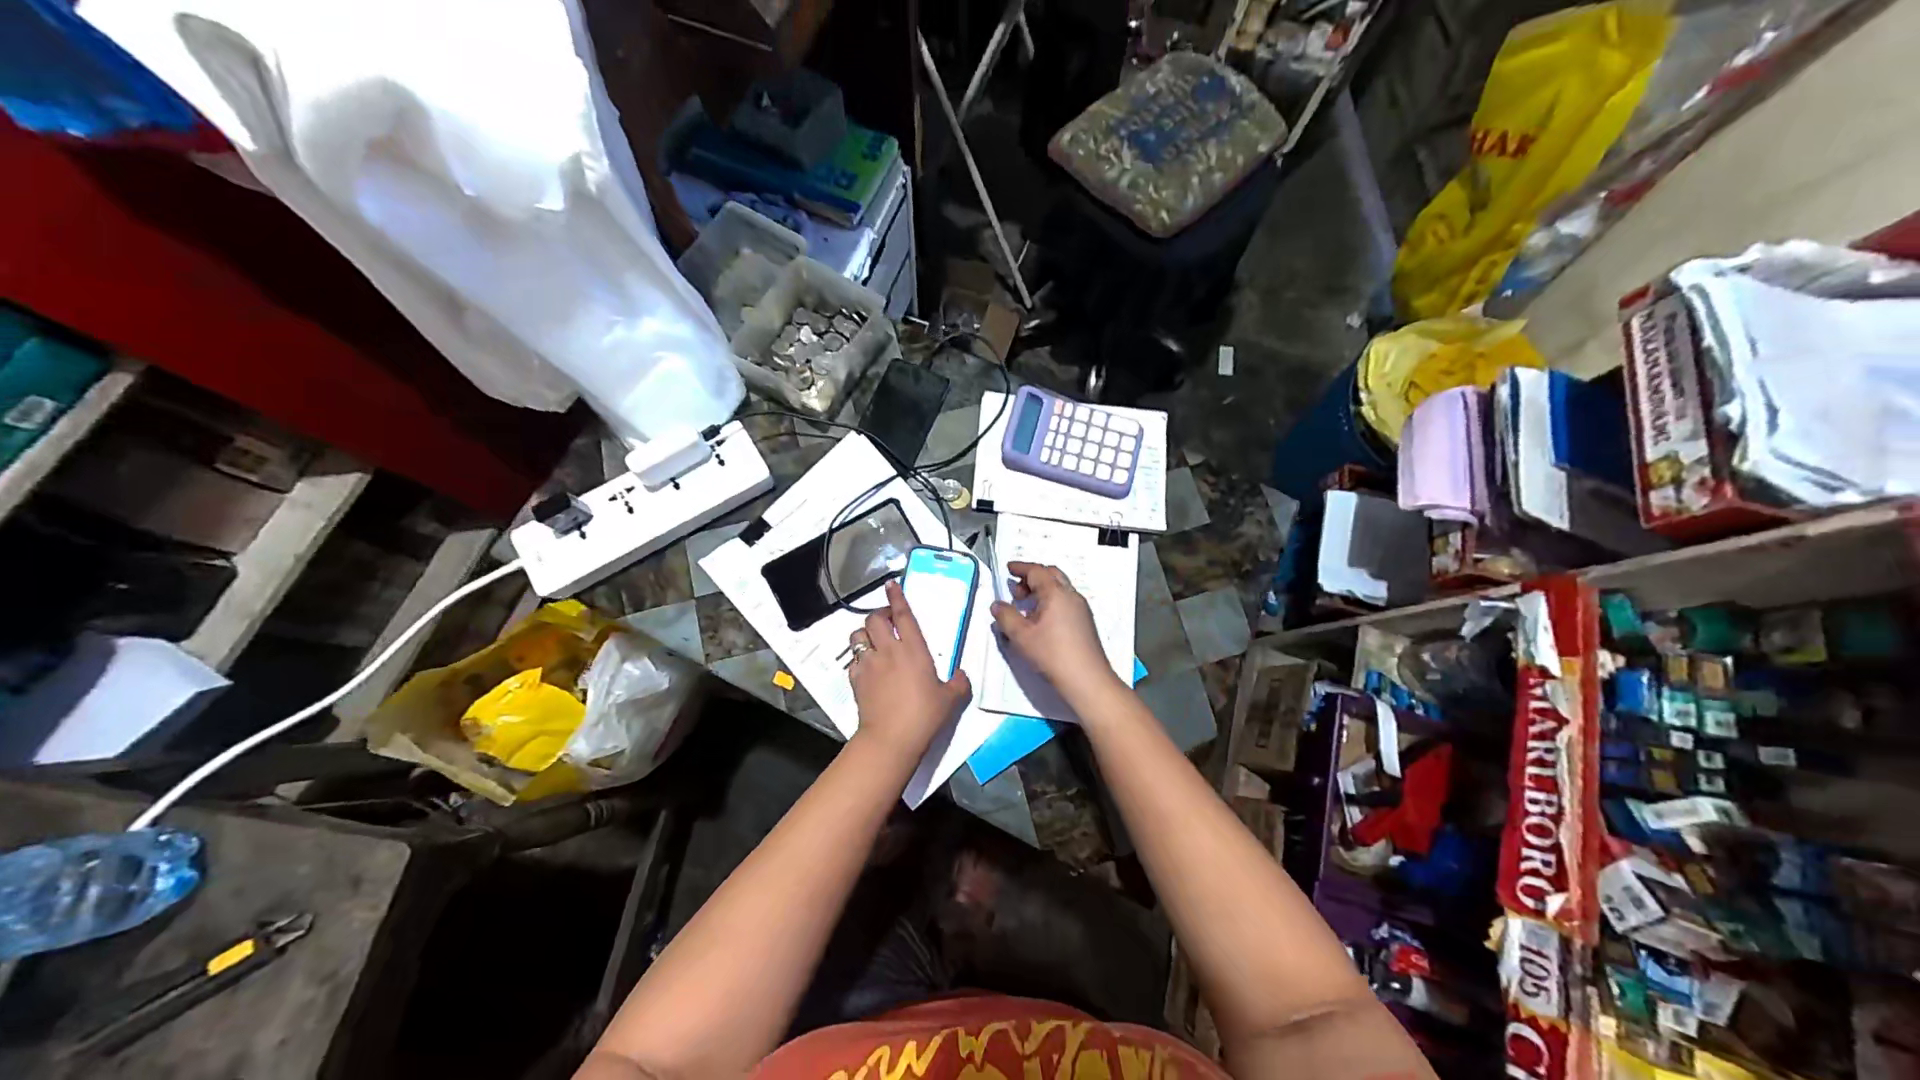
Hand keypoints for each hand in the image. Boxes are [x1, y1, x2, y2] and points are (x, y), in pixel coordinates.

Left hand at [847, 581, 972, 758]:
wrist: (891, 738)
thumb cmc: (924, 716)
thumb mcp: (950, 700)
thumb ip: (958, 683)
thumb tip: (962, 674)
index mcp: (914, 650)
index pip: (903, 615)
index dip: (897, 597)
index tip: (891, 585)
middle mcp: (889, 650)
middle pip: (875, 619)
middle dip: (879, 615)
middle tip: (887, 621)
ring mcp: (869, 664)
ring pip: (858, 636)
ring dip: (864, 633)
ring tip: (873, 640)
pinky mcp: (856, 679)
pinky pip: (853, 659)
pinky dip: (858, 657)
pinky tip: (866, 665)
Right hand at [990, 561, 1122, 707]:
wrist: (1086, 678)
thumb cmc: (1052, 654)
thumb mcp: (1021, 636)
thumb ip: (1006, 616)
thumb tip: (997, 604)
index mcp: (1056, 593)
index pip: (1037, 571)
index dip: (1021, 568)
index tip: (1008, 568)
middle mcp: (1071, 595)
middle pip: (1051, 575)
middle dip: (1032, 576)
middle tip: (1016, 590)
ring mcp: (1081, 608)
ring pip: (1060, 588)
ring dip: (1042, 589)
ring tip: (1026, 605)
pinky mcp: (1085, 621)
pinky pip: (1065, 600)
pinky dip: (1050, 600)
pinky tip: (1041, 619)